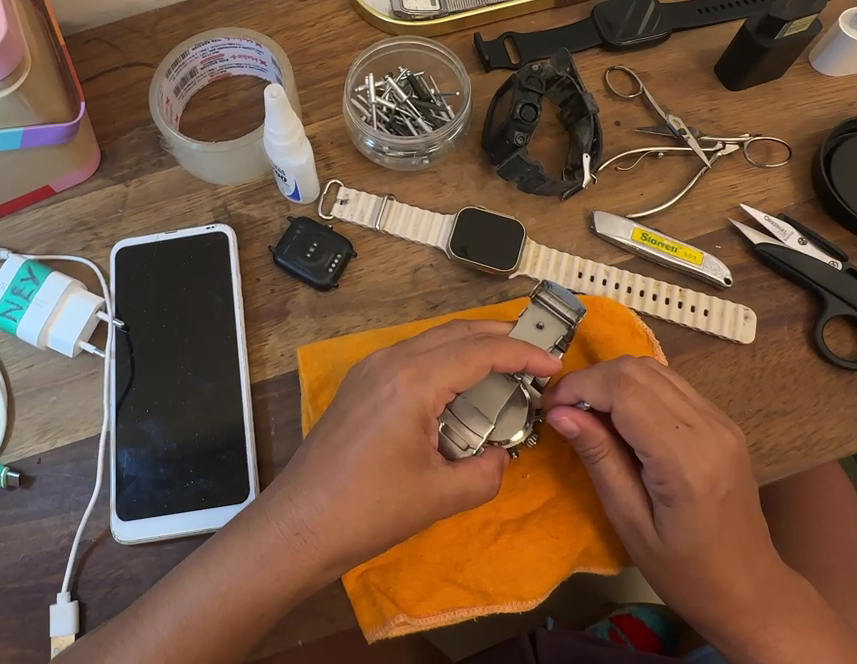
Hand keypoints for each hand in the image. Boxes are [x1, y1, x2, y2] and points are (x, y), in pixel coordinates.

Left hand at [254, 319, 562, 580]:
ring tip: (506, 368)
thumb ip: (485, 473)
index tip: (554, 364)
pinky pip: (412, 357)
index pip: (478, 351)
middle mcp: (390, 361)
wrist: (302, 522)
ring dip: (470, 347)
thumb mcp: (440, 496)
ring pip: (432, 341)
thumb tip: (500, 457)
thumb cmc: (370, 509)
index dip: (521, 353)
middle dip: (499, 337)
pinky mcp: (361, 383)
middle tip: (536, 353)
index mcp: (412, 380)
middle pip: (455, 332)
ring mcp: (370, 369)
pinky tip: (460, 388)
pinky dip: (444, 361)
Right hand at [541, 357, 789, 631]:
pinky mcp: (722, 422)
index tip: (549, 406)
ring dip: (611, 380)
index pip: (623, 390)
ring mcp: (721, 421)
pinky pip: (668, 383)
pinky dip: (634, 387)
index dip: (578, 386)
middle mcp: (709, 428)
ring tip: (587, 410)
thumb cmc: (685, 572)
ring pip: (651, 368)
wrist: (752, 592)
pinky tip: (619, 415)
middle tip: (563, 409)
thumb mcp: (629, 522)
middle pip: (635, 370)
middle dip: (590, 380)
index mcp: (685, 459)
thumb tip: (558, 412)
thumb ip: (598, 458)